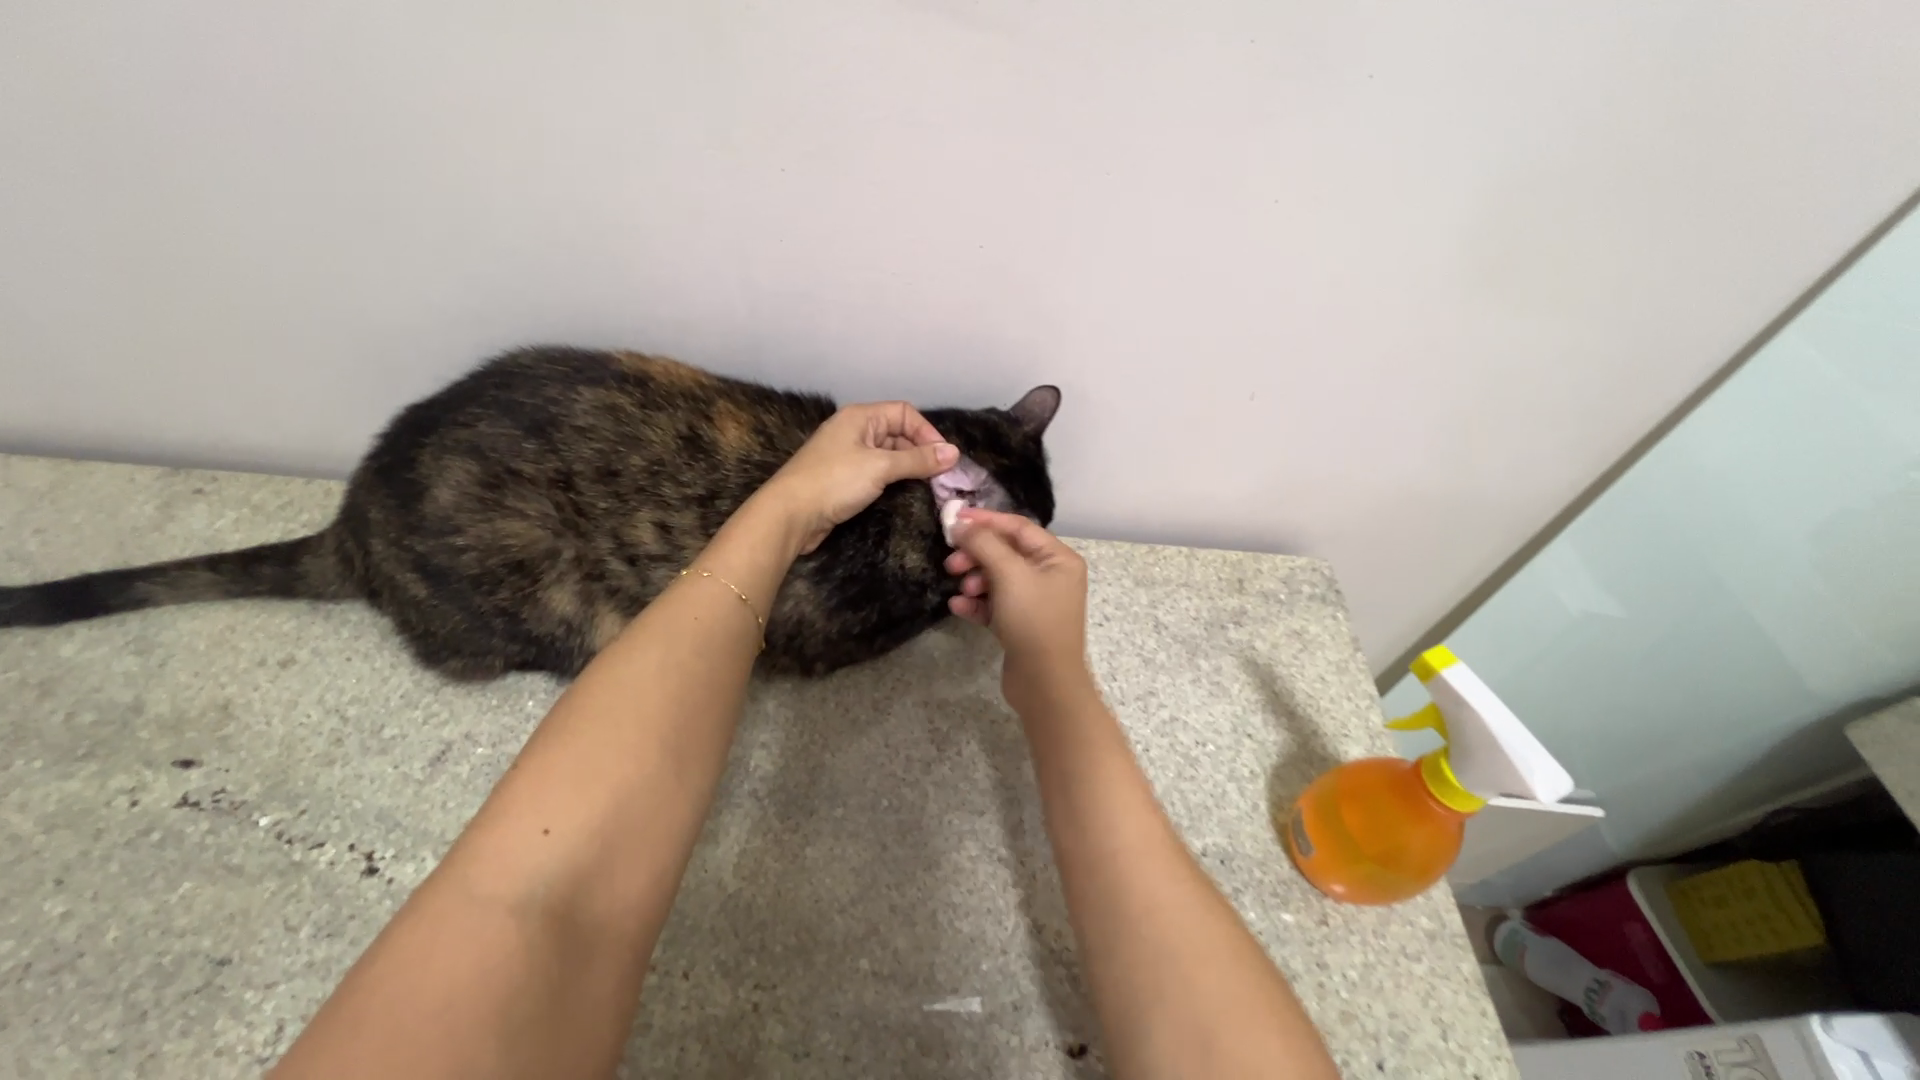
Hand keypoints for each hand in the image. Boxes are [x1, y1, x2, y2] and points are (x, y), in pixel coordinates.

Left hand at [763, 401, 957, 554]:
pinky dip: (894, 479)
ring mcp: (848, 455)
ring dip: (909, 467)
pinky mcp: (844, 479)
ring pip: (889, 455)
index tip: (944, 458)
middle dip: (921, 452)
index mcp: (861, 417)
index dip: (927, 432)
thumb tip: (953, 453)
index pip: (904, 413)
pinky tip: (905, 493)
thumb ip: (918, 460)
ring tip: (929, 487)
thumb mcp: (881, 467)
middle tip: (942, 477)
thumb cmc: (834, 482)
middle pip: (898, 433)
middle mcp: (854, 431)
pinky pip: (877, 472)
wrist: (790, 514)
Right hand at [944, 509, 1093, 715]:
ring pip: (997, 579)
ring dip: (974, 580)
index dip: (985, 521)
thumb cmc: (1033, 621)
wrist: (1044, 683)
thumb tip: (962, 524)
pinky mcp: (1021, 624)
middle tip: (951, 563)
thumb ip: (984, 543)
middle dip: (976, 555)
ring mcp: (1036, 602)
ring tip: (962, 591)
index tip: (953, 520)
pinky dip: (977, 603)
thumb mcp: (1009, 574)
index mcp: (1058, 558)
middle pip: (1005, 553)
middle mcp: (1051, 576)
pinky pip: (994, 604)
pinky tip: (959, 608)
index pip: (1018, 527)